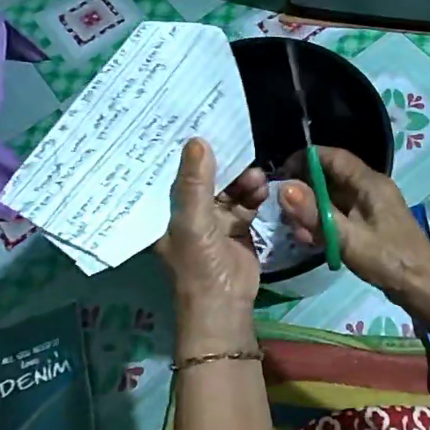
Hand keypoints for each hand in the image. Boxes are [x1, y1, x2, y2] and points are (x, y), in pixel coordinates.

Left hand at [156, 138, 268, 356]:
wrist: (226, 304)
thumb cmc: (200, 264)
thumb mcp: (194, 220)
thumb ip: (196, 182)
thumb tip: (198, 140)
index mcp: (167, 212)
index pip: (174, 173)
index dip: (188, 153)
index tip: (204, 125)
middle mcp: (189, 213)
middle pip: (207, 178)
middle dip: (225, 165)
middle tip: (242, 151)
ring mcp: (214, 221)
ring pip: (229, 189)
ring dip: (244, 181)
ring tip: (256, 180)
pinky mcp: (237, 229)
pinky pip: (246, 203)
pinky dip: (254, 196)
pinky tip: (262, 192)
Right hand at [278, 147, 429, 301]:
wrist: (420, 285)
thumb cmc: (387, 259)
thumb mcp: (346, 238)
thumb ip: (315, 213)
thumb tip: (284, 187)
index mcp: (371, 183)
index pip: (334, 157)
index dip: (306, 159)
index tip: (281, 172)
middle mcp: (371, 189)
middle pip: (332, 177)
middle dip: (305, 191)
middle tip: (284, 211)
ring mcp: (372, 207)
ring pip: (334, 199)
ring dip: (313, 212)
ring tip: (296, 232)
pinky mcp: (370, 224)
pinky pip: (342, 215)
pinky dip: (325, 224)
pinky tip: (312, 241)